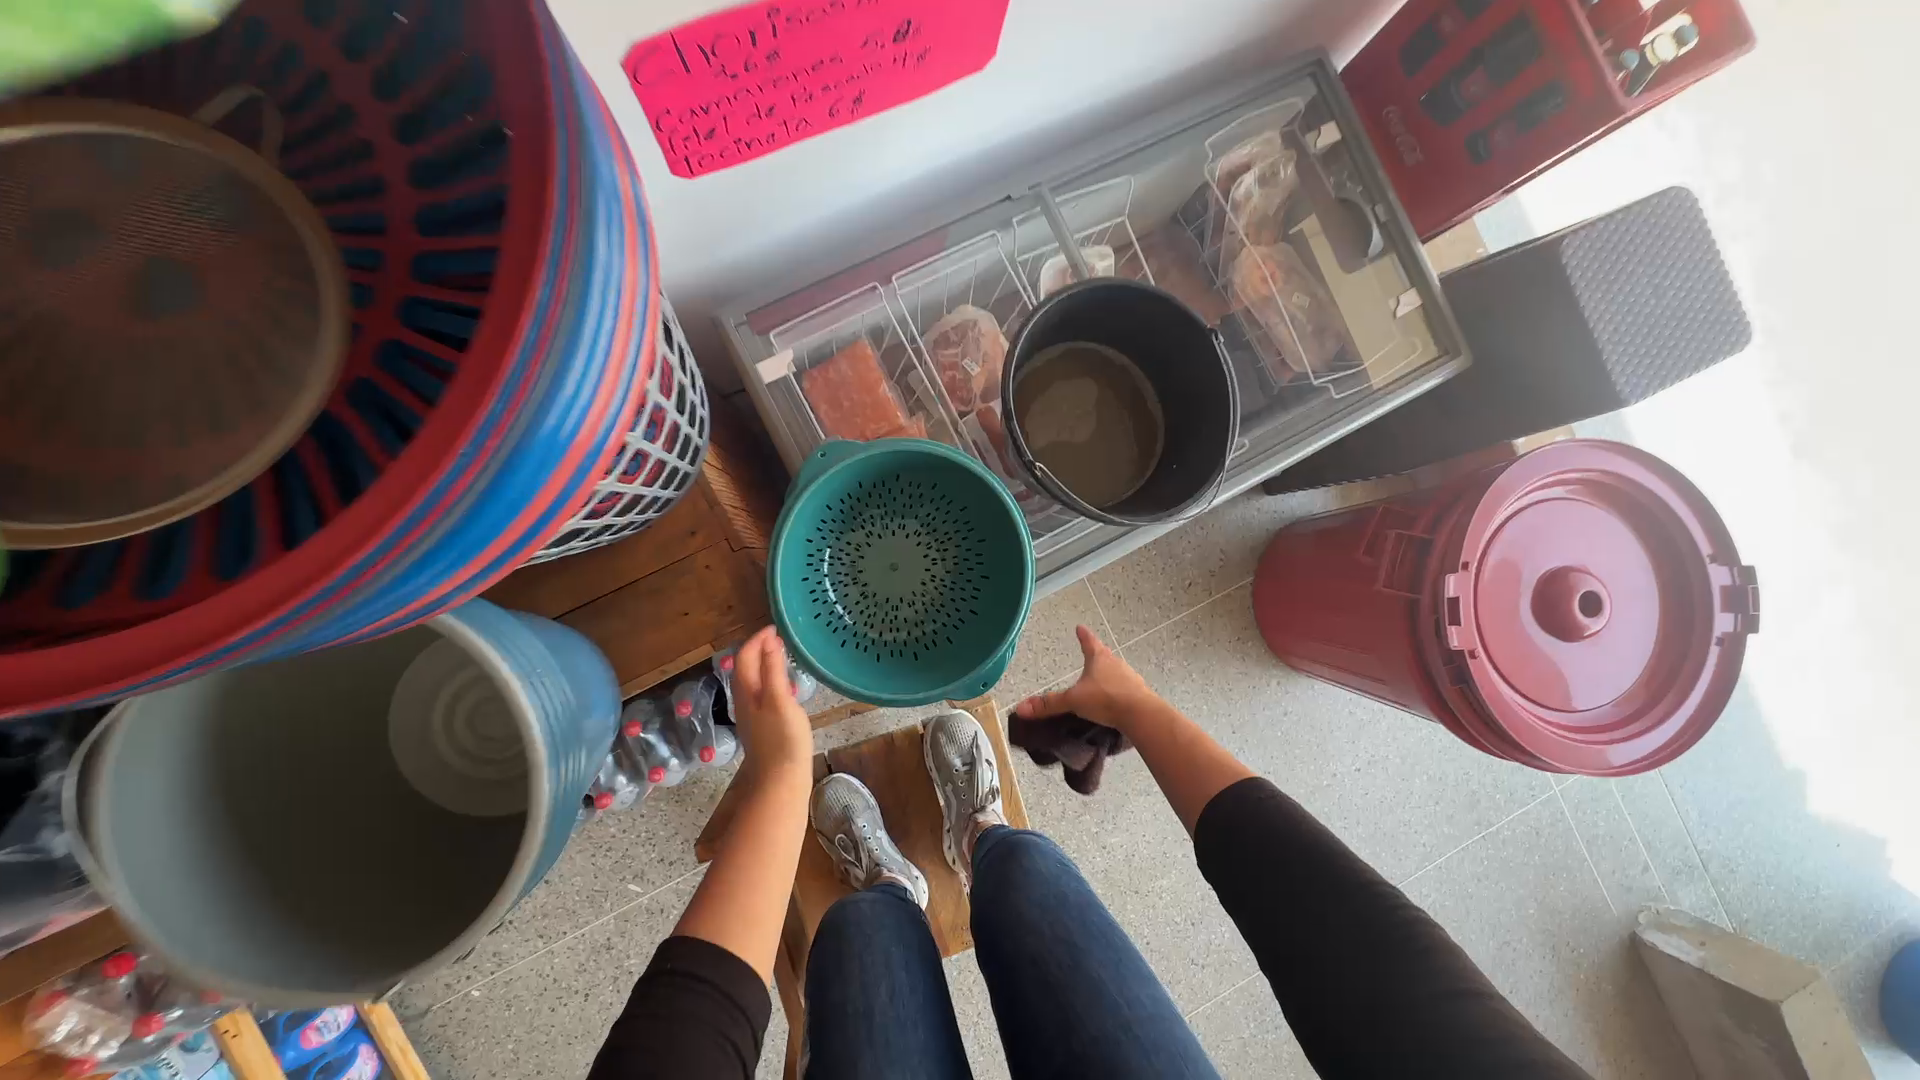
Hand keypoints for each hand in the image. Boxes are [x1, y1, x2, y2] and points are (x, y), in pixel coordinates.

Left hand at [729, 627, 812, 779]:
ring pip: (752, 680)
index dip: (757, 639)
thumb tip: (770, 642)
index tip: (775, 628)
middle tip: (779, 638)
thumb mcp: (780, 699)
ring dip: (763, 663)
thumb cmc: (783, 738)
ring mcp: (752, 714)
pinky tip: (783, 685)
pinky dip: (769, 679)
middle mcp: (744, 700)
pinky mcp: (761, 725)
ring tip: (782, 655)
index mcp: (747, 691)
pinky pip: (761, 692)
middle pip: (745, 667)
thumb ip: (773, 670)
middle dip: (758, 649)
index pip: (745, 656)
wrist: (779, 779)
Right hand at [1014, 625, 1162, 736]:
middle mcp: (1115, 664)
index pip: (1088, 642)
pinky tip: (1113, 704)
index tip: (1080, 627)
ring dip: (1107, 676)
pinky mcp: (1138, 694)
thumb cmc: (1106, 699)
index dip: (1083, 635)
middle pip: (1104, 656)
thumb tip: (1021, 708)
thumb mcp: (1073, 701)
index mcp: (1099, 659)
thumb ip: (1049, 704)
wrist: (1140, 714)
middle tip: (1090, 657)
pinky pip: (1124, 690)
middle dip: (1096, 657)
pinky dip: (1117, 693)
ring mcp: (1130, 678)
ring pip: (1116, 673)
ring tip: (1099, 685)